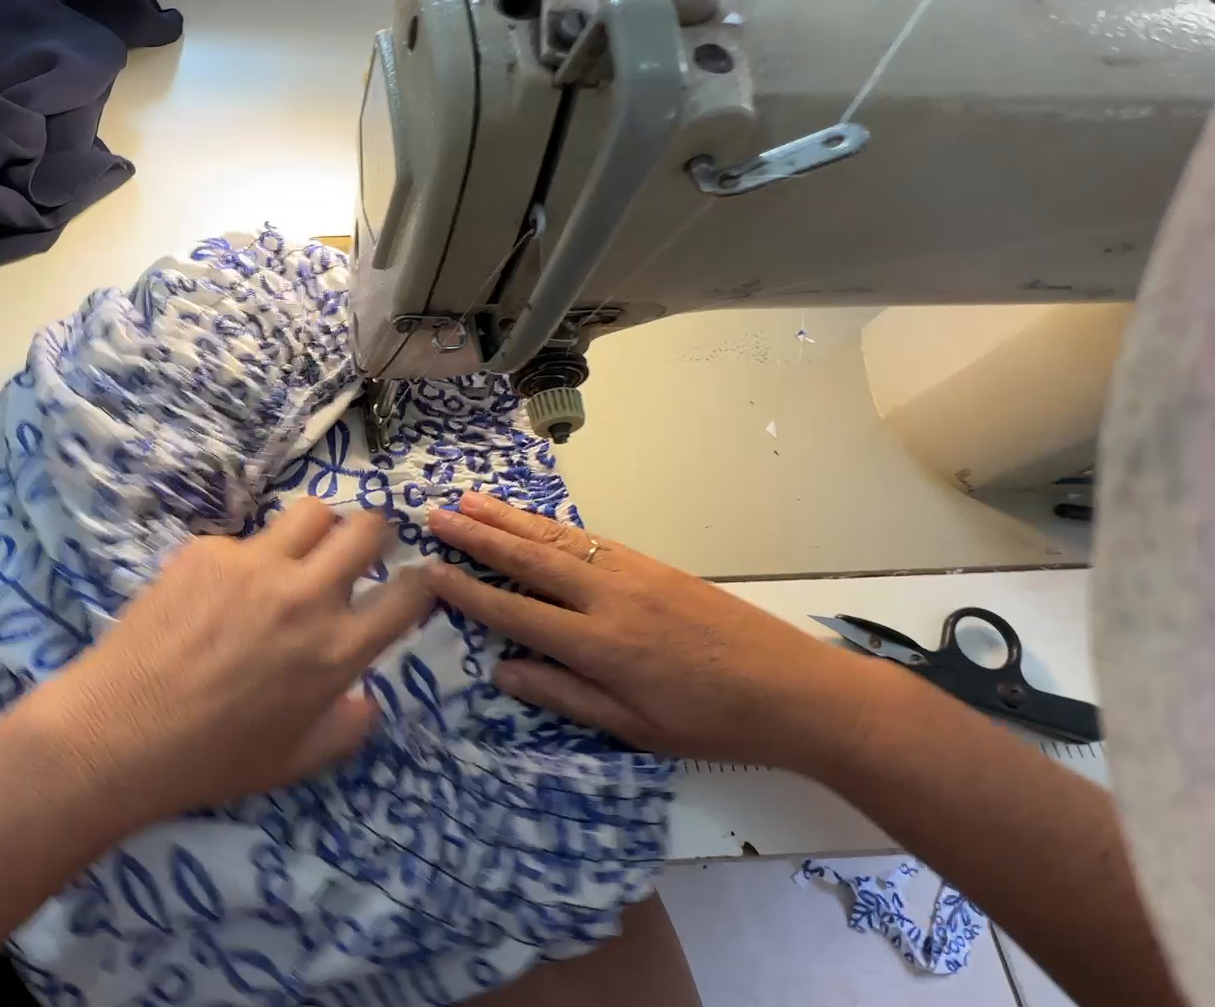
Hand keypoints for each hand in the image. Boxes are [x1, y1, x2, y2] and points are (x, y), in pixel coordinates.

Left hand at [16, 499, 433, 819]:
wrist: (119, 732)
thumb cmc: (213, 758)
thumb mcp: (295, 761)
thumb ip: (346, 729)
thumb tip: (369, 702)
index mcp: (337, 649)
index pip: (409, 593)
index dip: (422, 582)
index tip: (413, 581)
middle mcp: (306, 595)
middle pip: (368, 526)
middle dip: (376, 533)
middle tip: (358, 551)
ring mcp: (254, 564)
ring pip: (311, 511)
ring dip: (316, 530)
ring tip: (294, 557)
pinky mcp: (206, 549)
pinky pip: (243, 538)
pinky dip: (243, 560)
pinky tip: (212, 594)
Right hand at [425, 492, 892, 772]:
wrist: (797, 691)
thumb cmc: (709, 722)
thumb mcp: (633, 727)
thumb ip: (563, 695)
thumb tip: (501, 671)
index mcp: (598, 646)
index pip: (515, 612)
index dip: (467, 592)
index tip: (429, 571)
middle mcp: (607, 598)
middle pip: (528, 559)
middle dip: (477, 536)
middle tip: (435, 515)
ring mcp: (631, 573)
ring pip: (556, 539)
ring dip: (508, 518)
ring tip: (468, 499)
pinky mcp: (652, 564)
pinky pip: (588, 538)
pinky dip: (551, 525)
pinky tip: (530, 518)